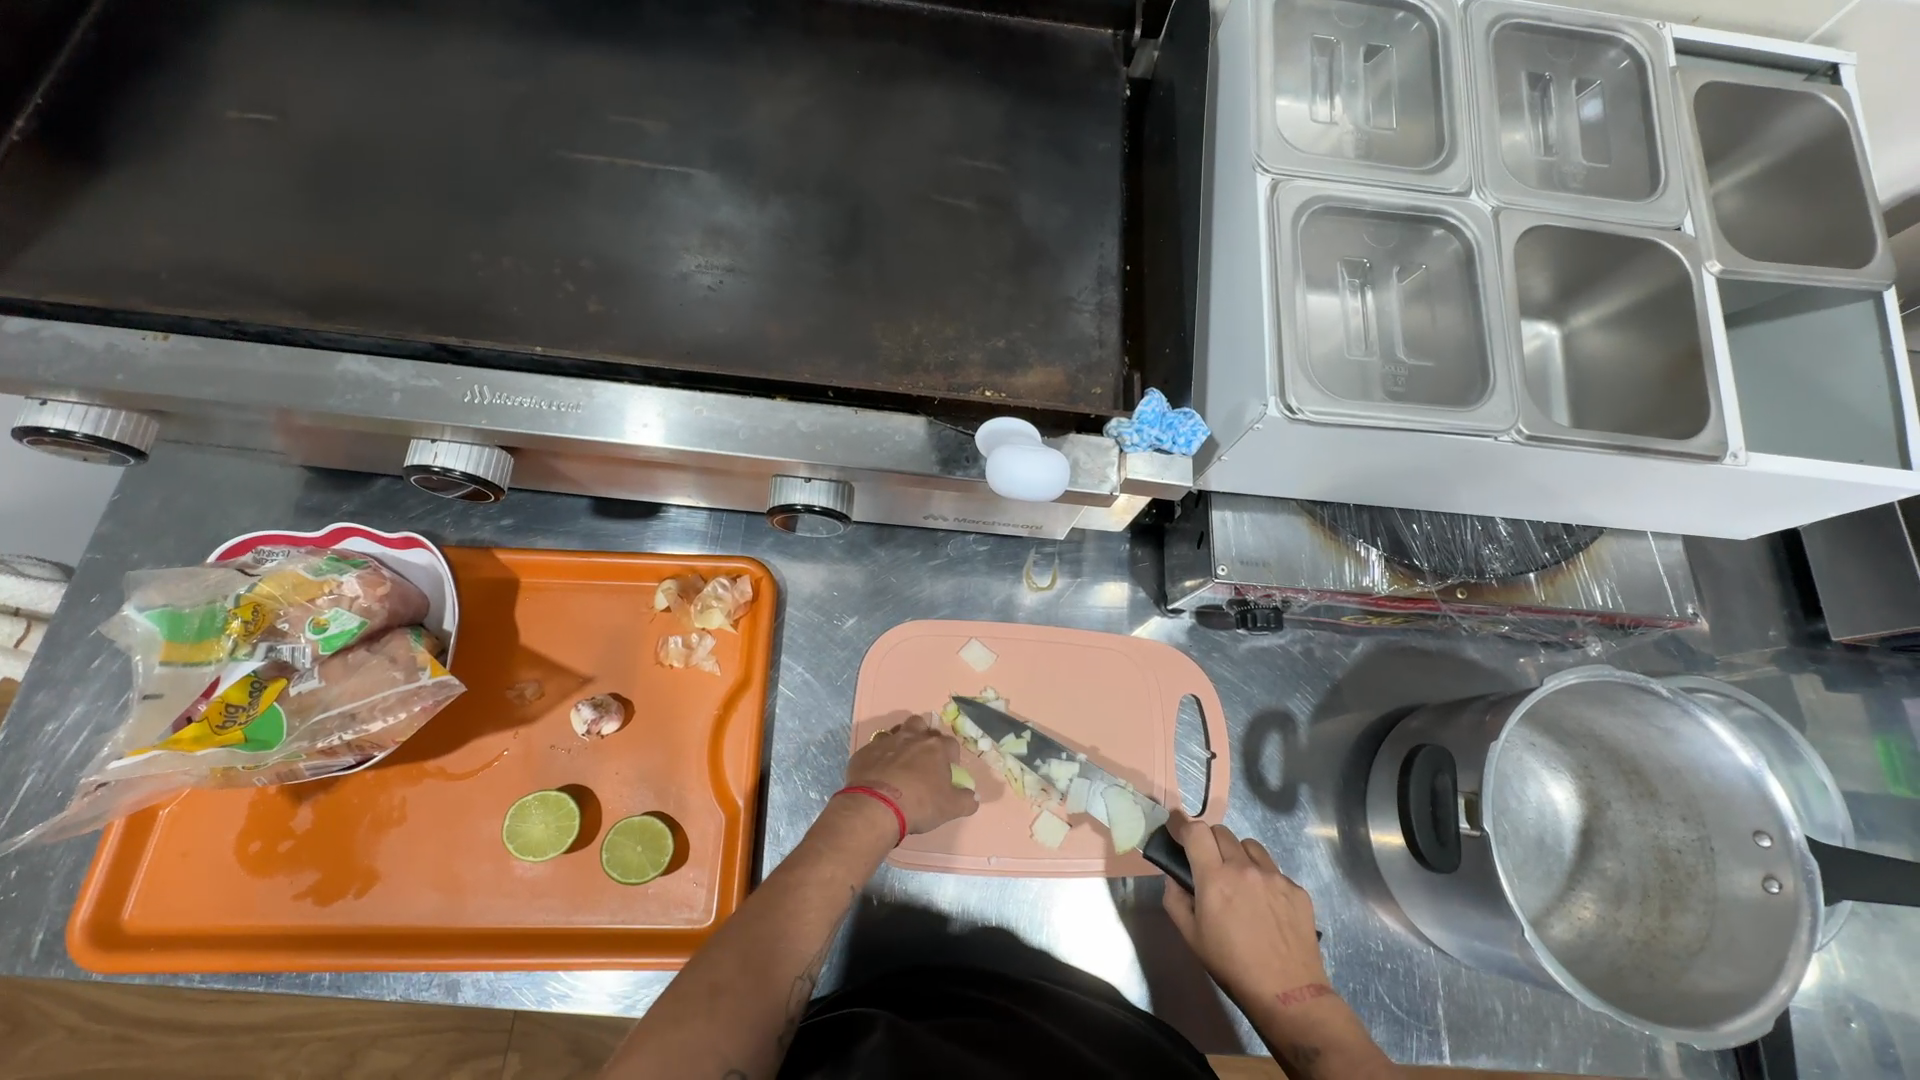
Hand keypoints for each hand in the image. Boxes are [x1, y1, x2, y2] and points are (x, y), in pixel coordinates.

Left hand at [844, 715, 978, 834]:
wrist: (876, 807)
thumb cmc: (920, 804)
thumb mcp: (951, 808)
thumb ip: (966, 801)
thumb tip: (973, 797)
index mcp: (935, 747)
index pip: (950, 743)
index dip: (951, 756)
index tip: (948, 770)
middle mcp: (911, 738)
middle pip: (921, 725)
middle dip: (924, 737)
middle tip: (923, 758)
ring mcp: (886, 742)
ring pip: (896, 731)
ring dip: (900, 741)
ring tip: (900, 761)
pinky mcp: (865, 752)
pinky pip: (874, 747)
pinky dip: (879, 756)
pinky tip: (878, 772)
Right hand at [1161, 812, 1328, 1010]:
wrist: (1287, 992)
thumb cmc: (1232, 965)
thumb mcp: (1191, 936)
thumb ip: (1175, 900)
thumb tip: (1174, 877)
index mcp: (1215, 878)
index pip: (1196, 831)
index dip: (1183, 825)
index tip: (1177, 828)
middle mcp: (1245, 868)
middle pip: (1222, 832)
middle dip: (1209, 841)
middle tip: (1209, 864)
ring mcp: (1275, 876)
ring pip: (1250, 845)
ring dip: (1238, 854)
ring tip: (1240, 881)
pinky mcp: (1296, 888)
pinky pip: (1274, 869)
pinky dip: (1263, 877)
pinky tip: (1265, 905)